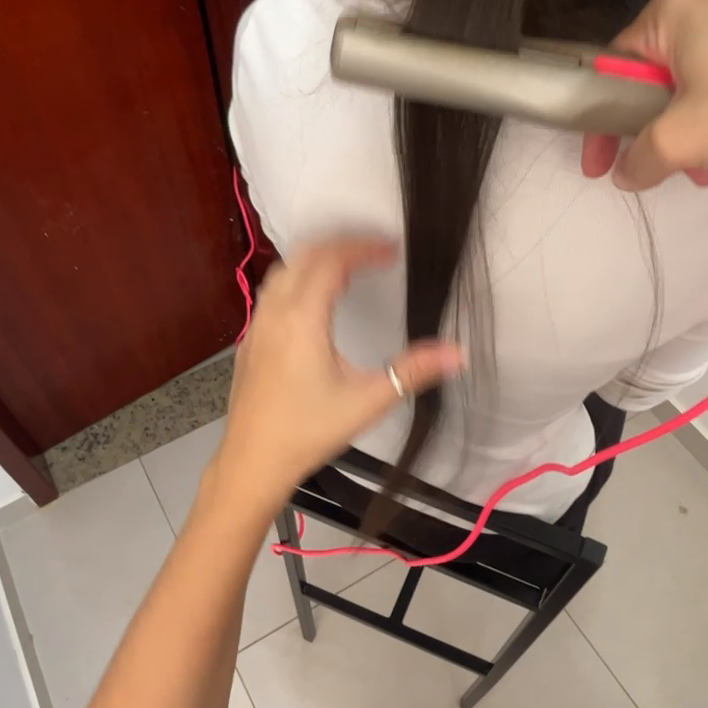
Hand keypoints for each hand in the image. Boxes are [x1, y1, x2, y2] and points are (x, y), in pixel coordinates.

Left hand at [207, 239, 461, 511]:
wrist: (252, 461)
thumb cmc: (307, 432)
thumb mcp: (368, 401)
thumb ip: (413, 372)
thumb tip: (457, 353)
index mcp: (303, 318)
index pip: (332, 260)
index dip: (363, 247)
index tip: (391, 251)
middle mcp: (275, 313)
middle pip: (304, 256)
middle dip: (339, 245)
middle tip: (373, 252)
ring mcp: (257, 327)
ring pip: (283, 273)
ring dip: (314, 262)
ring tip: (347, 271)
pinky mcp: (250, 343)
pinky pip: (270, 295)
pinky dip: (296, 282)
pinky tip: (313, 306)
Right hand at [580, 0, 707, 190]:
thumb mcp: (682, 141)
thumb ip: (638, 159)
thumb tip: (628, 171)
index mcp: (674, 7)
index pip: (614, 69)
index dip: (603, 124)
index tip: (603, 167)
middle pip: (663, 78)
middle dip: (664, 135)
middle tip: (679, 172)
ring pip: (707, 83)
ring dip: (705, 134)